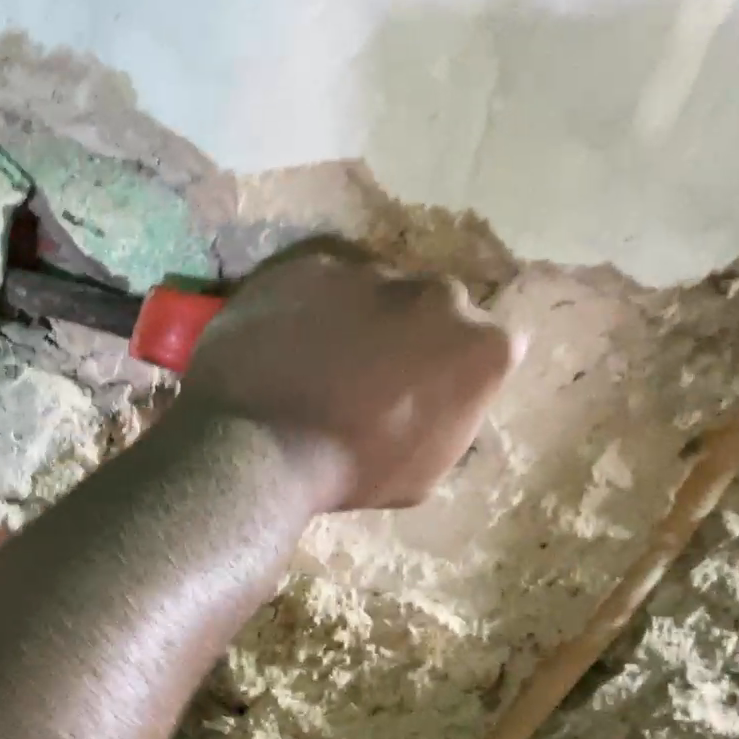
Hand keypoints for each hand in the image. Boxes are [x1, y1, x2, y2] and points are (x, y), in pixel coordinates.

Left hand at [176, 240, 522, 511]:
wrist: (255, 447)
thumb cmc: (343, 474)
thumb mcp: (424, 465)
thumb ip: (447, 413)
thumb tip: (436, 398)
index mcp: (483, 346)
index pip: (477, 342)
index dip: (438, 361)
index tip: (407, 380)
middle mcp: (437, 295)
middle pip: (425, 303)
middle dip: (397, 328)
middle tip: (352, 364)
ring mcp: (368, 273)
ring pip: (365, 284)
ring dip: (345, 308)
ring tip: (303, 347)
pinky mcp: (303, 265)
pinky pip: (307, 274)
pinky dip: (295, 296)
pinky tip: (273, 328)